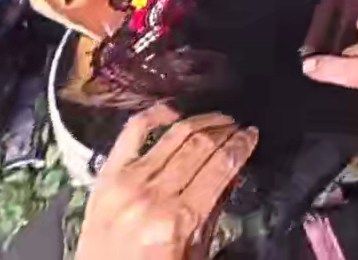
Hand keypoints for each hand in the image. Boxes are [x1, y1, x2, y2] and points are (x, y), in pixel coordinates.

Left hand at [75, 105, 258, 259]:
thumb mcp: (193, 253)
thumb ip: (214, 208)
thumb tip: (235, 166)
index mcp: (175, 222)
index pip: (221, 164)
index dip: (242, 143)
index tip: (251, 135)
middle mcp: (151, 198)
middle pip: (202, 144)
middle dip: (227, 131)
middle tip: (238, 129)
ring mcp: (126, 184)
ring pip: (178, 132)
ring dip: (205, 120)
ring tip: (217, 121)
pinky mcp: (106, 177)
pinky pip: (134, 130)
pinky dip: (158, 113)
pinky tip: (176, 111)